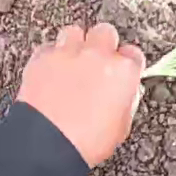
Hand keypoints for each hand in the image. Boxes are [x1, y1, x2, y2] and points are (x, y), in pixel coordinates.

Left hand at [16, 23, 144, 167]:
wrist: (46, 144)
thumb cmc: (85, 142)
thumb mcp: (120, 128)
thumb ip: (125, 102)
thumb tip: (124, 94)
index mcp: (123, 72)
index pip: (133, 54)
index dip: (126, 63)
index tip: (121, 71)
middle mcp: (98, 55)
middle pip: (105, 32)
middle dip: (102, 44)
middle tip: (96, 62)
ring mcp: (68, 53)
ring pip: (74, 31)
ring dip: (75, 44)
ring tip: (71, 63)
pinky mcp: (42, 57)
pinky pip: (49, 47)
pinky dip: (50, 57)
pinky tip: (51, 73)